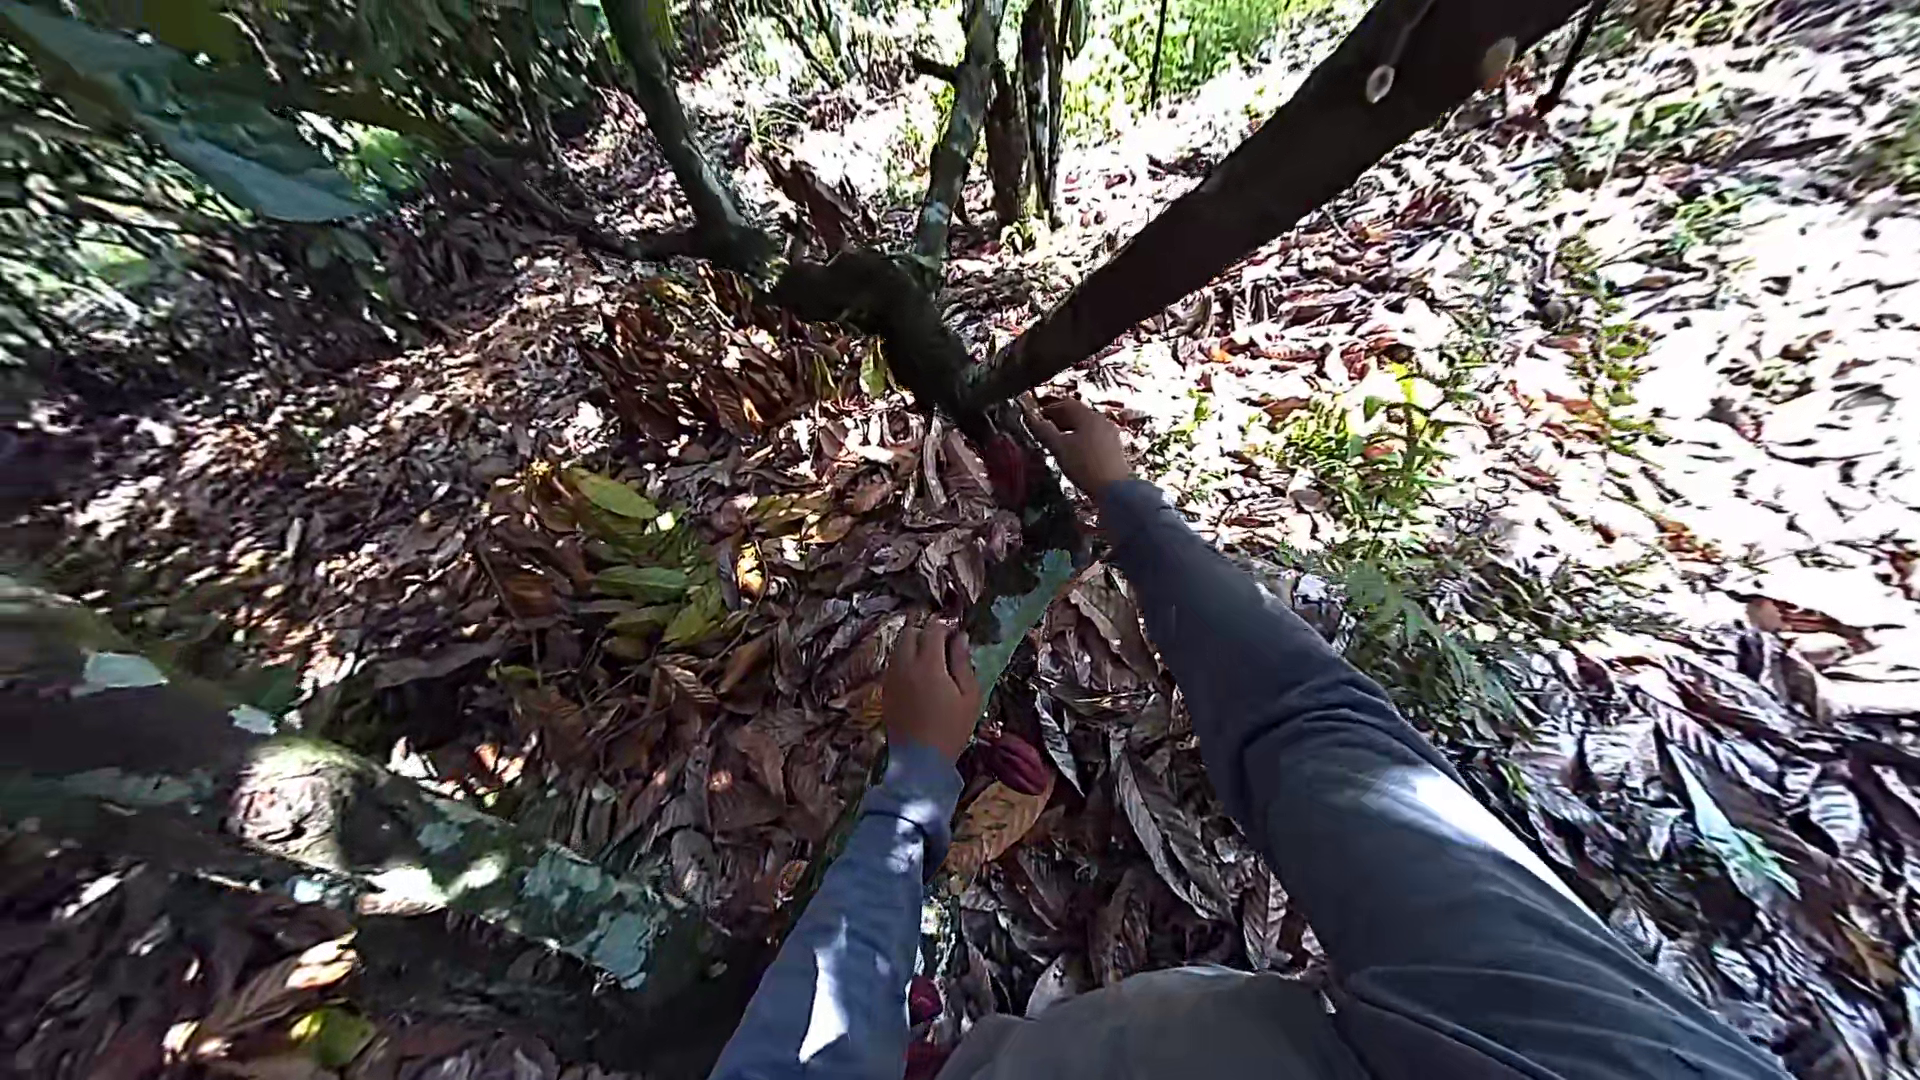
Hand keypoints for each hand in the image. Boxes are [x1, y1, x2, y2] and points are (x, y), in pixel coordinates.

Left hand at [881, 618, 980, 762]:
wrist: (921, 761)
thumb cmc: (951, 728)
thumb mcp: (969, 695)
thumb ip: (963, 662)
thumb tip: (961, 637)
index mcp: (929, 664)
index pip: (932, 630)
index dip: (944, 626)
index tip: (956, 633)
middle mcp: (905, 665)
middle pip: (909, 633)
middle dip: (925, 632)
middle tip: (942, 645)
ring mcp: (892, 677)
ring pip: (898, 648)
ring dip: (913, 646)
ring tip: (931, 661)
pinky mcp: (885, 690)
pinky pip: (893, 664)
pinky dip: (905, 661)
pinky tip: (919, 677)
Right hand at [1025, 396, 1133, 498]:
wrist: (1114, 489)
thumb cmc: (1085, 466)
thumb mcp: (1059, 448)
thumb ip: (1046, 432)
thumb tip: (1034, 421)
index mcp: (1088, 417)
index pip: (1067, 404)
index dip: (1050, 408)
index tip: (1039, 415)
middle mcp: (1102, 421)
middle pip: (1079, 414)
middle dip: (1061, 419)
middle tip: (1047, 427)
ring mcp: (1111, 435)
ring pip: (1088, 426)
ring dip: (1072, 430)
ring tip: (1059, 441)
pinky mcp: (1116, 449)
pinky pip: (1095, 438)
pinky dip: (1082, 440)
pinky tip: (1076, 452)